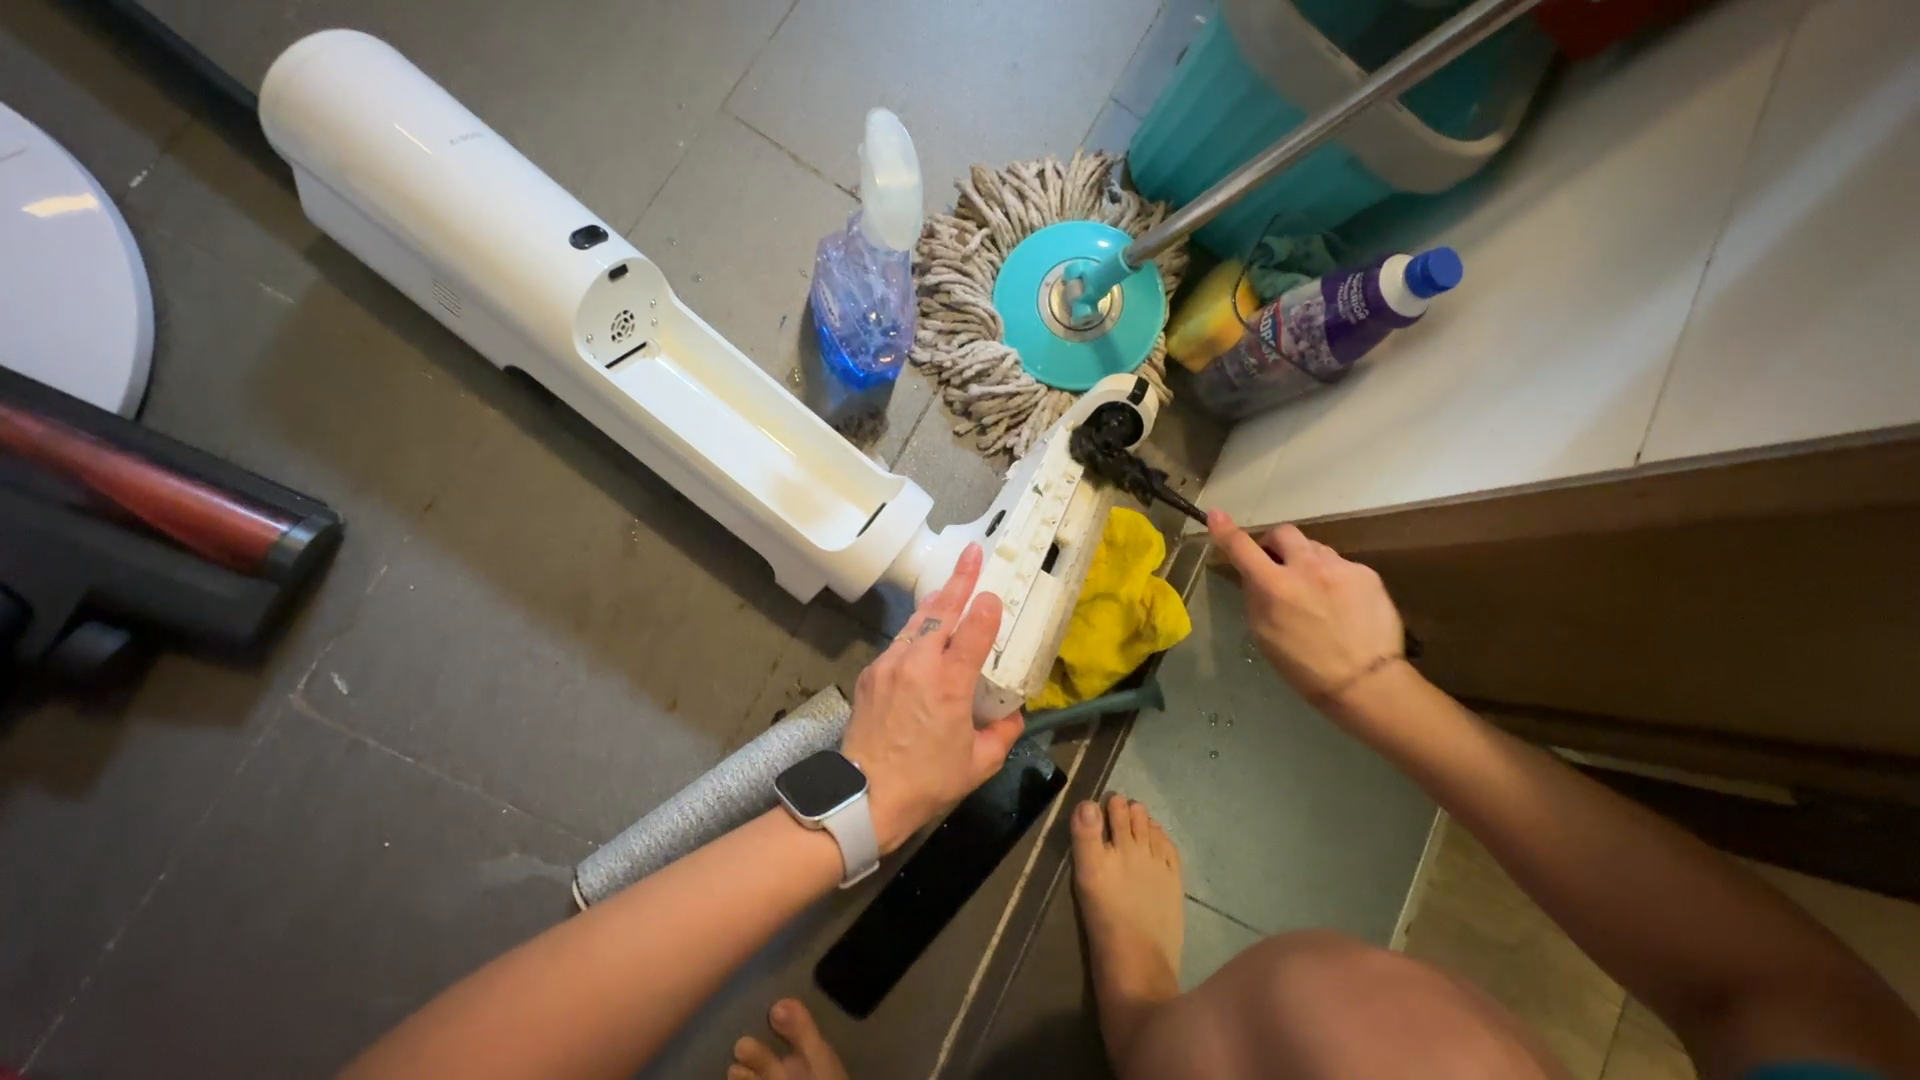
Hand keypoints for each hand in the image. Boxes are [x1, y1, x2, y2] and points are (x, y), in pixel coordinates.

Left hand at [840, 544, 1024, 852]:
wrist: (865, 798)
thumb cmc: (927, 783)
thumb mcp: (979, 764)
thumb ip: (1002, 733)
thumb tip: (1013, 714)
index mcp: (949, 685)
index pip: (973, 632)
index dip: (986, 609)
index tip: (993, 594)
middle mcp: (917, 665)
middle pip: (940, 611)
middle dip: (959, 581)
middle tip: (971, 553)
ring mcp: (889, 666)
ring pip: (915, 622)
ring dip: (935, 602)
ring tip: (950, 586)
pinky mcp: (870, 675)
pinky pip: (898, 643)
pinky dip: (914, 631)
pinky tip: (923, 632)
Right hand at [1207, 510, 1405, 704]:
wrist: (1365, 682)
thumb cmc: (1304, 666)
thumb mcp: (1264, 634)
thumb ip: (1257, 597)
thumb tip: (1256, 576)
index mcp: (1274, 587)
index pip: (1242, 548)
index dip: (1225, 530)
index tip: (1215, 515)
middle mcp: (1306, 568)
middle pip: (1284, 533)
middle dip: (1275, 544)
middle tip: (1277, 565)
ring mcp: (1340, 567)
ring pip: (1315, 548)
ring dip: (1307, 562)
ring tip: (1315, 592)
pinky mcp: (1366, 573)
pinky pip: (1340, 565)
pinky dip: (1333, 578)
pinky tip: (1341, 604)